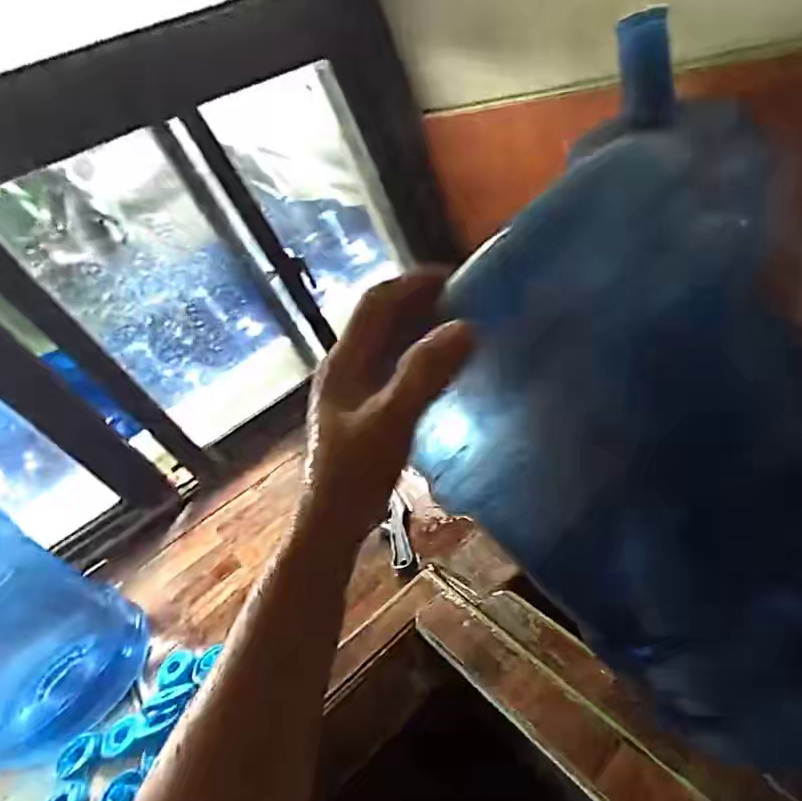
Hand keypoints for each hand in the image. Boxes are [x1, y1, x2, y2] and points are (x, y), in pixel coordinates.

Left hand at [300, 268, 473, 537]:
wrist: (333, 522)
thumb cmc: (356, 475)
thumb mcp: (392, 421)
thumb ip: (424, 374)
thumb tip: (465, 328)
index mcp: (343, 361)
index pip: (378, 302)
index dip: (415, 283)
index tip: (457, 278)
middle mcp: (346, 367)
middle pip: (383, 317)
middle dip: (423, 302)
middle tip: (467, 300)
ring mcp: (354, 389)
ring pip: (391, 343)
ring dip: (423, 328)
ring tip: (463, 327)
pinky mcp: (366, 409)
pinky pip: (397, 368)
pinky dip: (423, 357)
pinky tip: (446, 369)